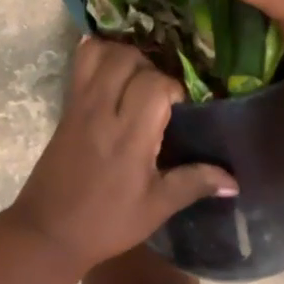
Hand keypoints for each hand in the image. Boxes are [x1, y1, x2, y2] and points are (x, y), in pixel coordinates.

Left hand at [4, 37, 237, 271]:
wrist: (49, 229)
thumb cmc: (106, 222)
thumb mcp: (155, 208)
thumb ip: (193, 184)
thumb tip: (234, 179)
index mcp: (129, 136)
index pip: (154, 84)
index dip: (172, 87)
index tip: (179, 107)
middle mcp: (102, 110)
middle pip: (126, 59)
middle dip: (149, 64)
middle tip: (158, 89)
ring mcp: (79, 104)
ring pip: (99, 53)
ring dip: (122, 54)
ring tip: (136, 76)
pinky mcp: (65, 106)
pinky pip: (79, 65)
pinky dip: (96, 55)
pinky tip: (112, 69)